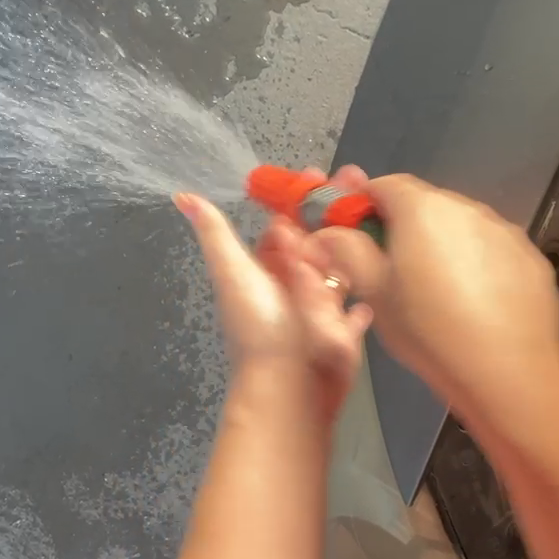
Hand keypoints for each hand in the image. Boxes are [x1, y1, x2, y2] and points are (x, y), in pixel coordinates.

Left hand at [175, 176, 371, 420]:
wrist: (292, 385)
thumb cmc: (263, 326)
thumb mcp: (234, 273)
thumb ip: (216, 234)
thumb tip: (182, 195)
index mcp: (266, 270)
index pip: (284, 225)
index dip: (298, 199)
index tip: (320, 173)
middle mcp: (292, 288)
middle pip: (314, 244)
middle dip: (333, 217)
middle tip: (361, 188)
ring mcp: (319, 312)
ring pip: (338, 274)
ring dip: (353, 251)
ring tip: (376, 225)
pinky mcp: (342, 335)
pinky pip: (355, 314)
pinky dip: (363, 303)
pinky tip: (377, 287)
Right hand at [311, 174, 558, 432]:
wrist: (509, 371)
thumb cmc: (430, 331)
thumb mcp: (376, 294)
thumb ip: (347, 251)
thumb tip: (326, 231)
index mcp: (423, 208)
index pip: (384, 185)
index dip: (364, 207)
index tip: (358, 238)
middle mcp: (468, 207)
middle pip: (427, 206)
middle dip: (407, 230)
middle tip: (397, 275)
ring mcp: (506, 231)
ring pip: (464, 230)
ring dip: (446, 248)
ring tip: (442, 297)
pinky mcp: (532, 259)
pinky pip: (495, 253)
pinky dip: (482, 268)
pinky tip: (480, 306)